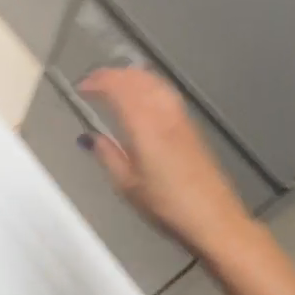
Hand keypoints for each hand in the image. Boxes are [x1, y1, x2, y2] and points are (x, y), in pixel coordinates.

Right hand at [77, 68, 253, 252]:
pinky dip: (147, 84)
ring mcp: (180, 118)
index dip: (97, 82)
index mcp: (144, 127)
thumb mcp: (128, 185)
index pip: (118, 89)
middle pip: (137, 79)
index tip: (81, 87)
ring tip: (114, 83)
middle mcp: (163, 114)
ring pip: (154, 81)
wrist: (214, 219)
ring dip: (131, 76)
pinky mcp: (190, 125)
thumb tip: (91, 137)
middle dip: (112, 74)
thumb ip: (108, 155)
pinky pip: (165, 91)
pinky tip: (142, 94)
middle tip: (93, 82)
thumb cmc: (166, 206)